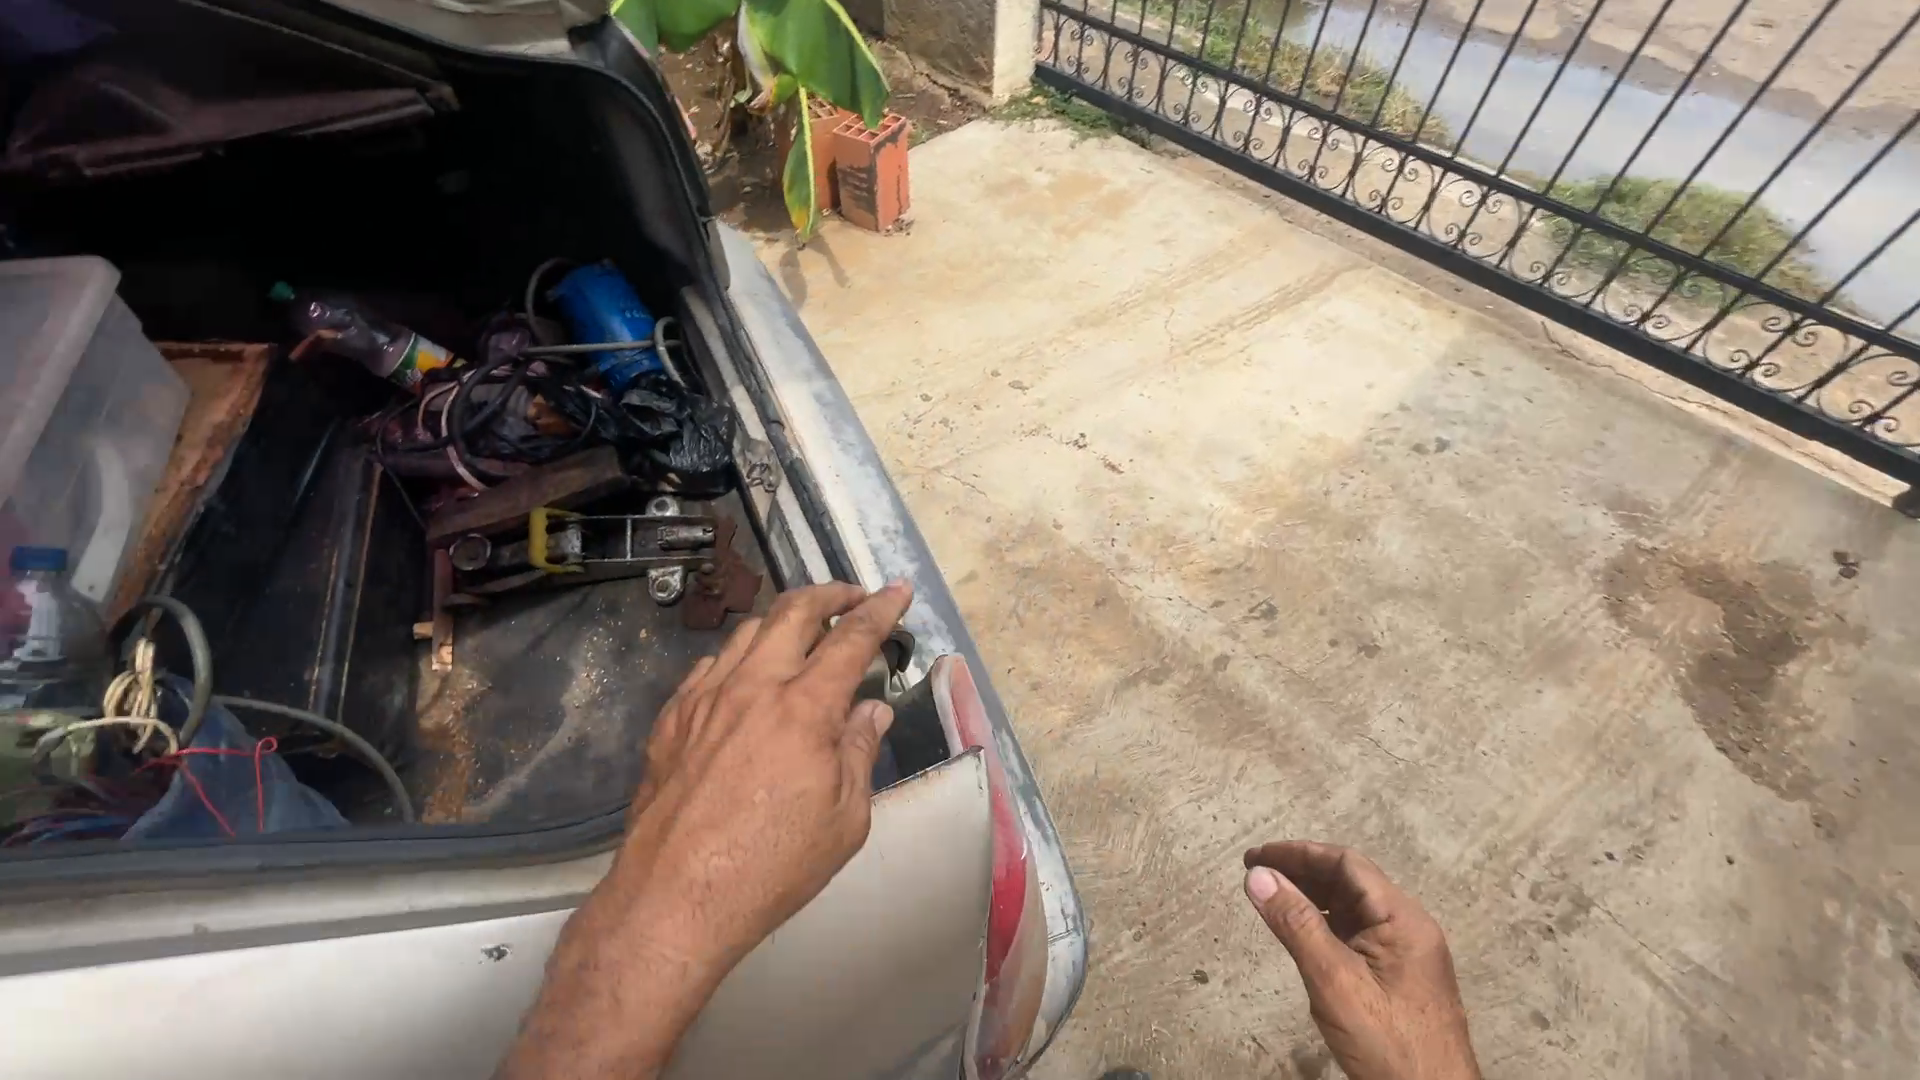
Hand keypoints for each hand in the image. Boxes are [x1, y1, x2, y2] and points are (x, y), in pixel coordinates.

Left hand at [617, 580, 913, 969]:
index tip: (899, 590)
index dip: (881, 608)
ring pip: (749, 630)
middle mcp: (754, 686)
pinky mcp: (672, 718)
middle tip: (853, 597)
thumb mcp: (845, 819)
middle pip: (794, 610)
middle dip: (831, 592)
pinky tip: (750, 676)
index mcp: (804, 708)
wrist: (673, 900)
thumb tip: (871, 711)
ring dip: (785, 619)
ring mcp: (706, 698)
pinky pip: (712, 665)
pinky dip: (743, 655)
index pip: (853, 637)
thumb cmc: (773, 867)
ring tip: (805, 631)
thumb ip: (860, 752)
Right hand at [1244, 841, 1480, 1079]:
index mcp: (1402, 919)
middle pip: (1348, 881)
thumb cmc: (1387, 1043)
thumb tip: (1257, 875)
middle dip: (1300, 871)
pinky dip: (1321, 922)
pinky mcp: (1397, 976)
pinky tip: (1298, 931)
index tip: (1257, 857)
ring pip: (1350, 907)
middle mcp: (1407, 927)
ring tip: (1269, 897)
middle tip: (1255, 873)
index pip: (1346, 864)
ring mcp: (1404, 953)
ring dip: (1309, 896)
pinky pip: (1354, 932)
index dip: (1298, 853)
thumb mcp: (1334, 981)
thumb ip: (1296, 924)